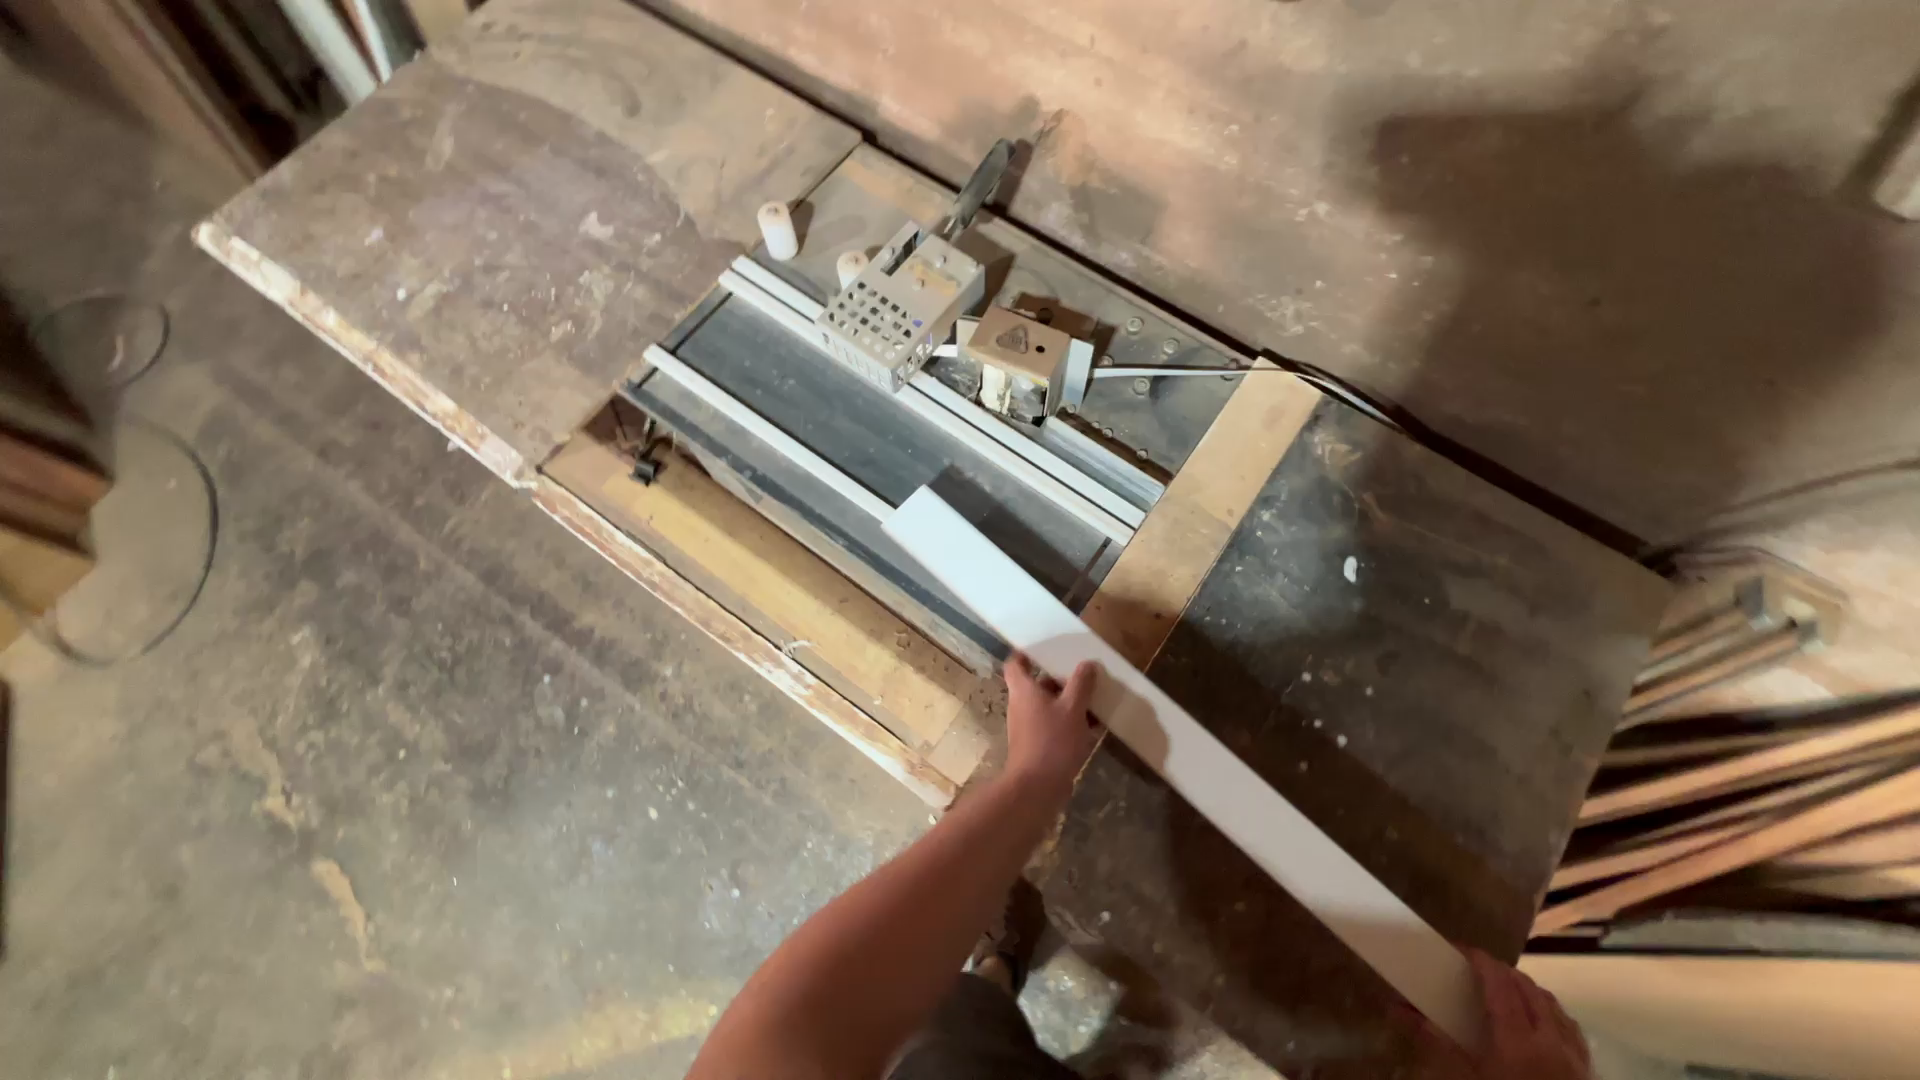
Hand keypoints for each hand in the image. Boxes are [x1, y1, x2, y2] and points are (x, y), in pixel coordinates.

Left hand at [1002, 652, 1102, 792]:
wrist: (1037, 787)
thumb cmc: (1052, 741)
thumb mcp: (1073, 708)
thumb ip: (1081, 684)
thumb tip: (1087, 664)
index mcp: (1023, 690)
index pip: (1015, 664)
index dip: (1026, 655)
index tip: (1045, 650)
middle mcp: (1021, 705)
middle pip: (1037, 685)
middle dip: (1060, 680)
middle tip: (1083, 677)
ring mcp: (1027, 727)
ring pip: (1048, 706)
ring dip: (1069, 703)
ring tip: (1094, 702)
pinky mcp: (1036, 745)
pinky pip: (1053, 725)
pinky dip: (1069, 722)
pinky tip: (1092, 727)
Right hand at [1416, 949, 1591, 1078]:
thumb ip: (1434, 1042)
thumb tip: (1396, 1008)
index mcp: (1519, 1039)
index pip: (1499, 982)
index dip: (1479, 959)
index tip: (1457, 949)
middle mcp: (1551, 1040)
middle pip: (1527, 987)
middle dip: (1500, 971)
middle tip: (1473, 970)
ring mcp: (1574, 1057)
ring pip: (1552, 1004)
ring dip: (1527, 990)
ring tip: (1503, 992)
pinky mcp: (1587, 1073)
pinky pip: (1570, 1028)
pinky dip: (1550, 1013)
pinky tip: (1538, 1023)